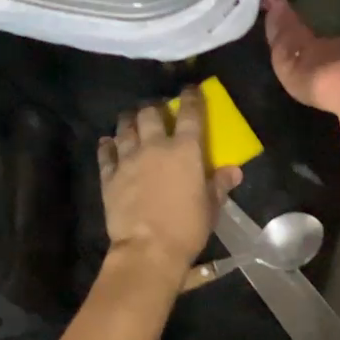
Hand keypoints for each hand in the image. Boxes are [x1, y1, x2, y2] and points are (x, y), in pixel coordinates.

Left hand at [97, 87, 240, 277]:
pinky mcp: (109, 177)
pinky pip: (106, 154)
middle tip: (154, 109)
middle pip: (150, 114)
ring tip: (130, 118)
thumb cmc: (187, 228)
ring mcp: (129, 160)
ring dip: (128, 120)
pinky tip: (107, 142)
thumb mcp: (211, 207)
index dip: (191, 98)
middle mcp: (155, 147)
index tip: (190, 90)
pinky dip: (107, 145)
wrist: (147, 250)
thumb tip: (233, 171)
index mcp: (185, 150)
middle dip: (153, 107)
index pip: (190, 114)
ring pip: (125, 129)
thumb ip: (219, 184)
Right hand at [263, 0, 339, 119]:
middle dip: (286, 2)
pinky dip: (274, 25)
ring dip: (277, 10)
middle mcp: (319, 53)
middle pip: (295, 25)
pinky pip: (278, 46)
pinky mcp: (288, 70)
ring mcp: (302, 62)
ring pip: (283, 33)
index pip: (319, 18)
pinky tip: (273, 2)